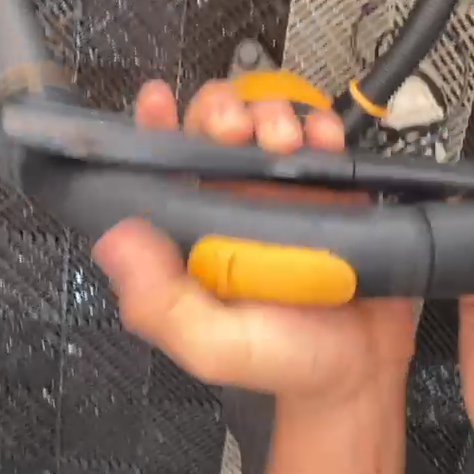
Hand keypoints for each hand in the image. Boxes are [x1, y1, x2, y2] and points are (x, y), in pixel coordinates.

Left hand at [90, 80, 417, 410]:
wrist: (359, 372)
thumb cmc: (281, 359)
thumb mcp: (211, 345)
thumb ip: (161, 303)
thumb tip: (113, 239)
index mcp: (192, 230)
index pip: (160, 166)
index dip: (154, 128)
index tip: (158, 101)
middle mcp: (232, 202)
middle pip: (215, 127)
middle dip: (223, 111)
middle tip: (238, 129)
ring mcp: (283, 191)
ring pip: (265, 120)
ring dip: (271, 111)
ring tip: (286, 139)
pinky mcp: (330, 188)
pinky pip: (319, 138)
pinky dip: (320, 125)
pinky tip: (323, 140)